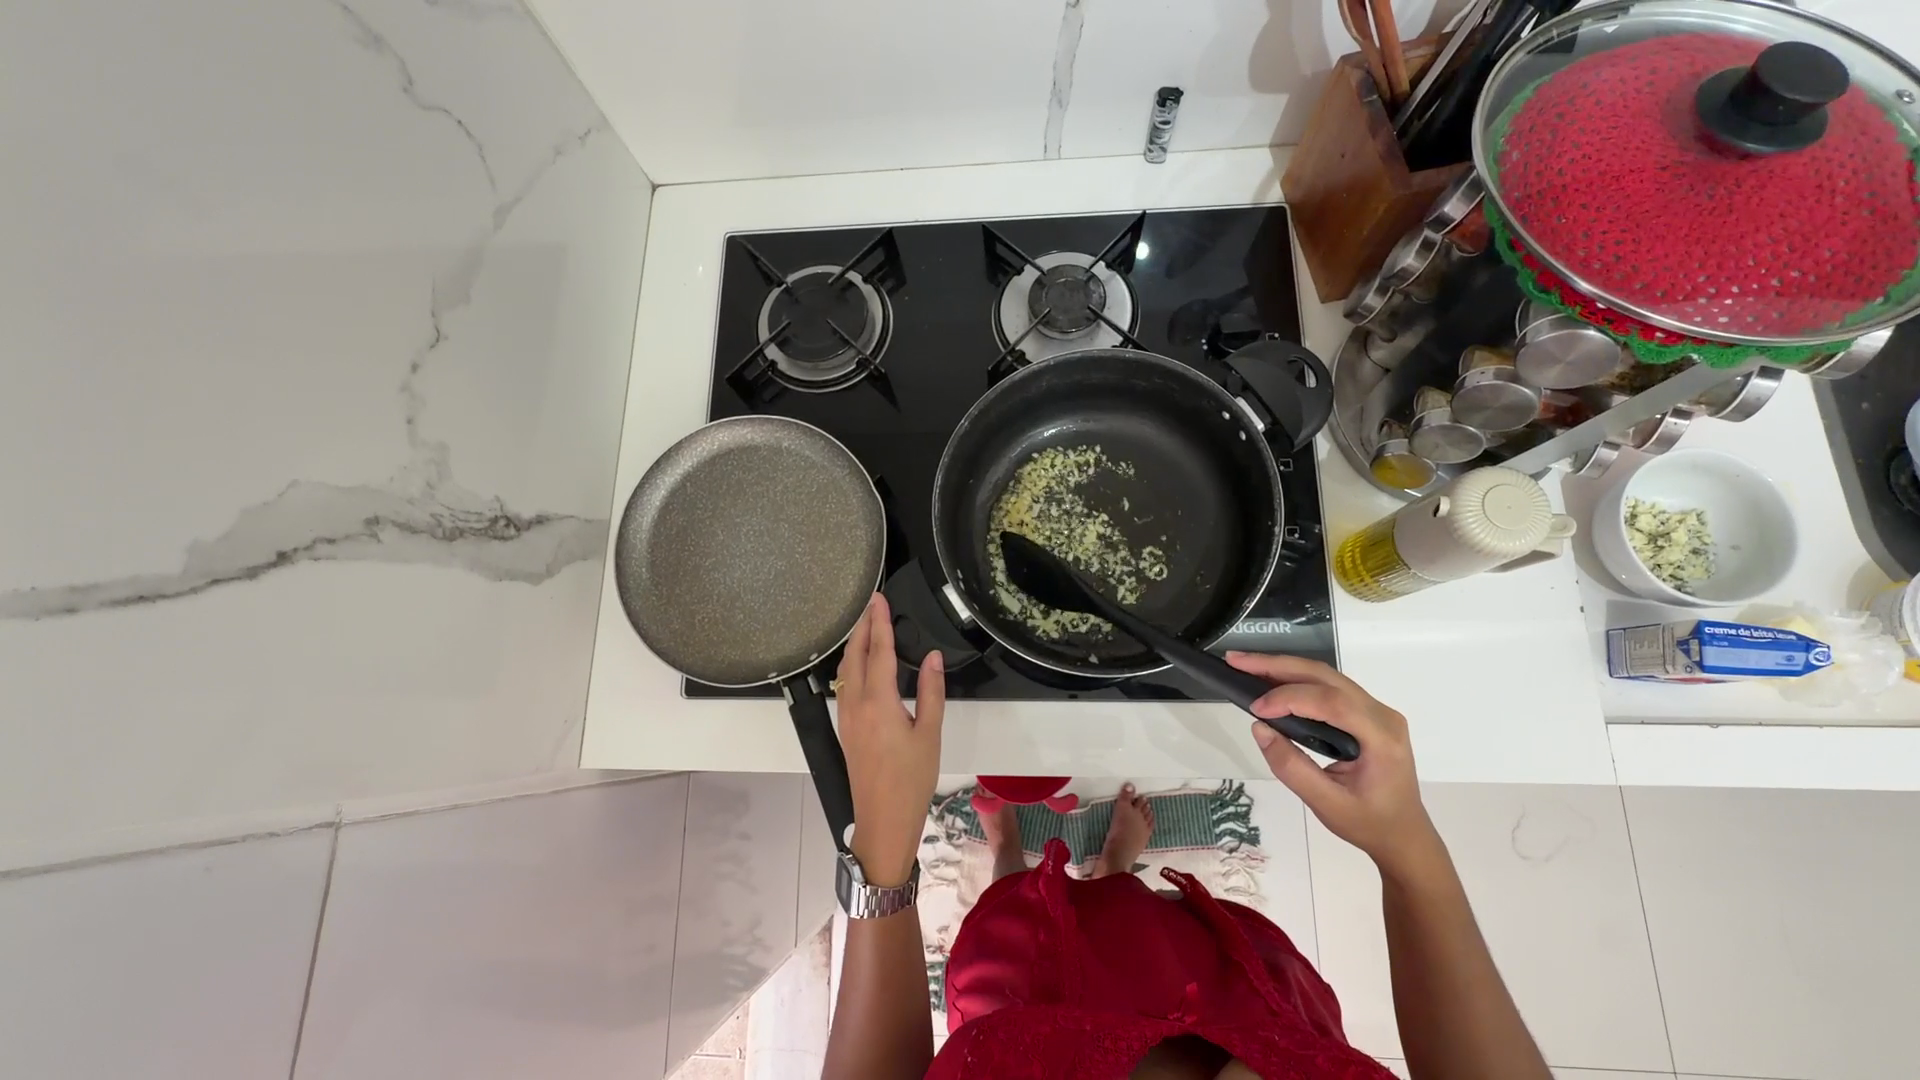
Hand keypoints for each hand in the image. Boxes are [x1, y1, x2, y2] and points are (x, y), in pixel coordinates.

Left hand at [835, 594, 944, 886]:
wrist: (883, 820)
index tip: (878, 599)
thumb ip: (931, 692)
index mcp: (879, 703)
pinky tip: (861, 663)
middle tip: (871, 604)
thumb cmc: (912, 779)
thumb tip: (932, 657)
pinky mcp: (845, 728)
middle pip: (854, 656)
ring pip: (845, 670)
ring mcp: (846, 717)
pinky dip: (851, 664)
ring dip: (854, 644)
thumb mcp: (930, 734)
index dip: (879, 623)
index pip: (878, 652)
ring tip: (866, 625)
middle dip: (861, 627)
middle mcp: (856, 704)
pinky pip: (844, 685)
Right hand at [1227, 652, 1440, 875]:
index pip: (1331, 702)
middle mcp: (1382, 714)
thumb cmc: (1368, 824)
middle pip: (1327, 677)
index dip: (1290, 697)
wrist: (1403, 835)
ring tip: (1247, 666)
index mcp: (1381, 738)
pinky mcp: (1366, 712)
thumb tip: (1259, 728)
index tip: (1255, 708)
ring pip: (1326, 676)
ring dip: (1284, 668)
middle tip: (1237, 661)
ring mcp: (1377, 710)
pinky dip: (1296, 679)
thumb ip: (1291, 767)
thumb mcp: (1326, 804)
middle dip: (1278, 666)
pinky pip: (1329, 686)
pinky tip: (1271, 680)